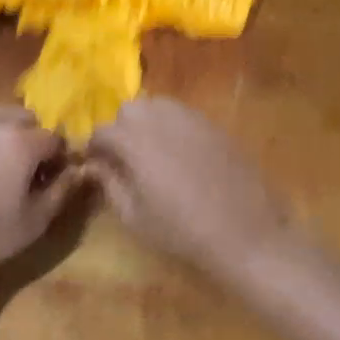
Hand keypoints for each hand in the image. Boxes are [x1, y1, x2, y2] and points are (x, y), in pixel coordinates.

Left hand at [0, 106, 82, 276]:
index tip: (50, 179)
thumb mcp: (34, 222)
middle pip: (25, 119)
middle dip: (32, 140)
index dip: (58, 158)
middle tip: (24, 172)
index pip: (54, 137)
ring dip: (5, 134)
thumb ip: (62, 190)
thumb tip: (77, 171)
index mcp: (21, 142)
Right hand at [87, 98, 295, 275]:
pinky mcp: (216, 126)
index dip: (95, 148)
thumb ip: (110, 184)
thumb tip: (96, 166)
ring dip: (148, 122)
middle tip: (125, 156)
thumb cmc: (181, 231)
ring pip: (159, 105)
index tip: (96, 165)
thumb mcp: (134, 216)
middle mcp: (162, 121)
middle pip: (130, 109)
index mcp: (136, 143)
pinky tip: (181, 154)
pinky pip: (185, 115)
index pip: (102, 131)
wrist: (244, 233)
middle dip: (121, 128)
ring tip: (152, 151)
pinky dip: (174, 127)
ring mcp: (192, 120)